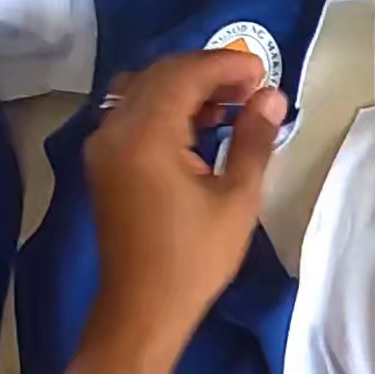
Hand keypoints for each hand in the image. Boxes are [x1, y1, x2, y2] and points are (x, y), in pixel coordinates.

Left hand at [83, 51, 287, 352]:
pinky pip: (132, 117)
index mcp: (145, 135)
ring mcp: (103, 148)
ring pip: (142, 93)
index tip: (262, 71)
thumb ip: (254, 141)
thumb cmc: (196, 258)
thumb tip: (272, 98)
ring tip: (229, 105)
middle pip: (160, 76)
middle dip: (206, 73)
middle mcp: (114, 130)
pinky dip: (165, 111)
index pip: (184, 74)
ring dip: (185, 89)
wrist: (145, 308)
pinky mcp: (104, 166)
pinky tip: (197, 128)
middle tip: (251, 87)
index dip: (225, 65)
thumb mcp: (237, 200)